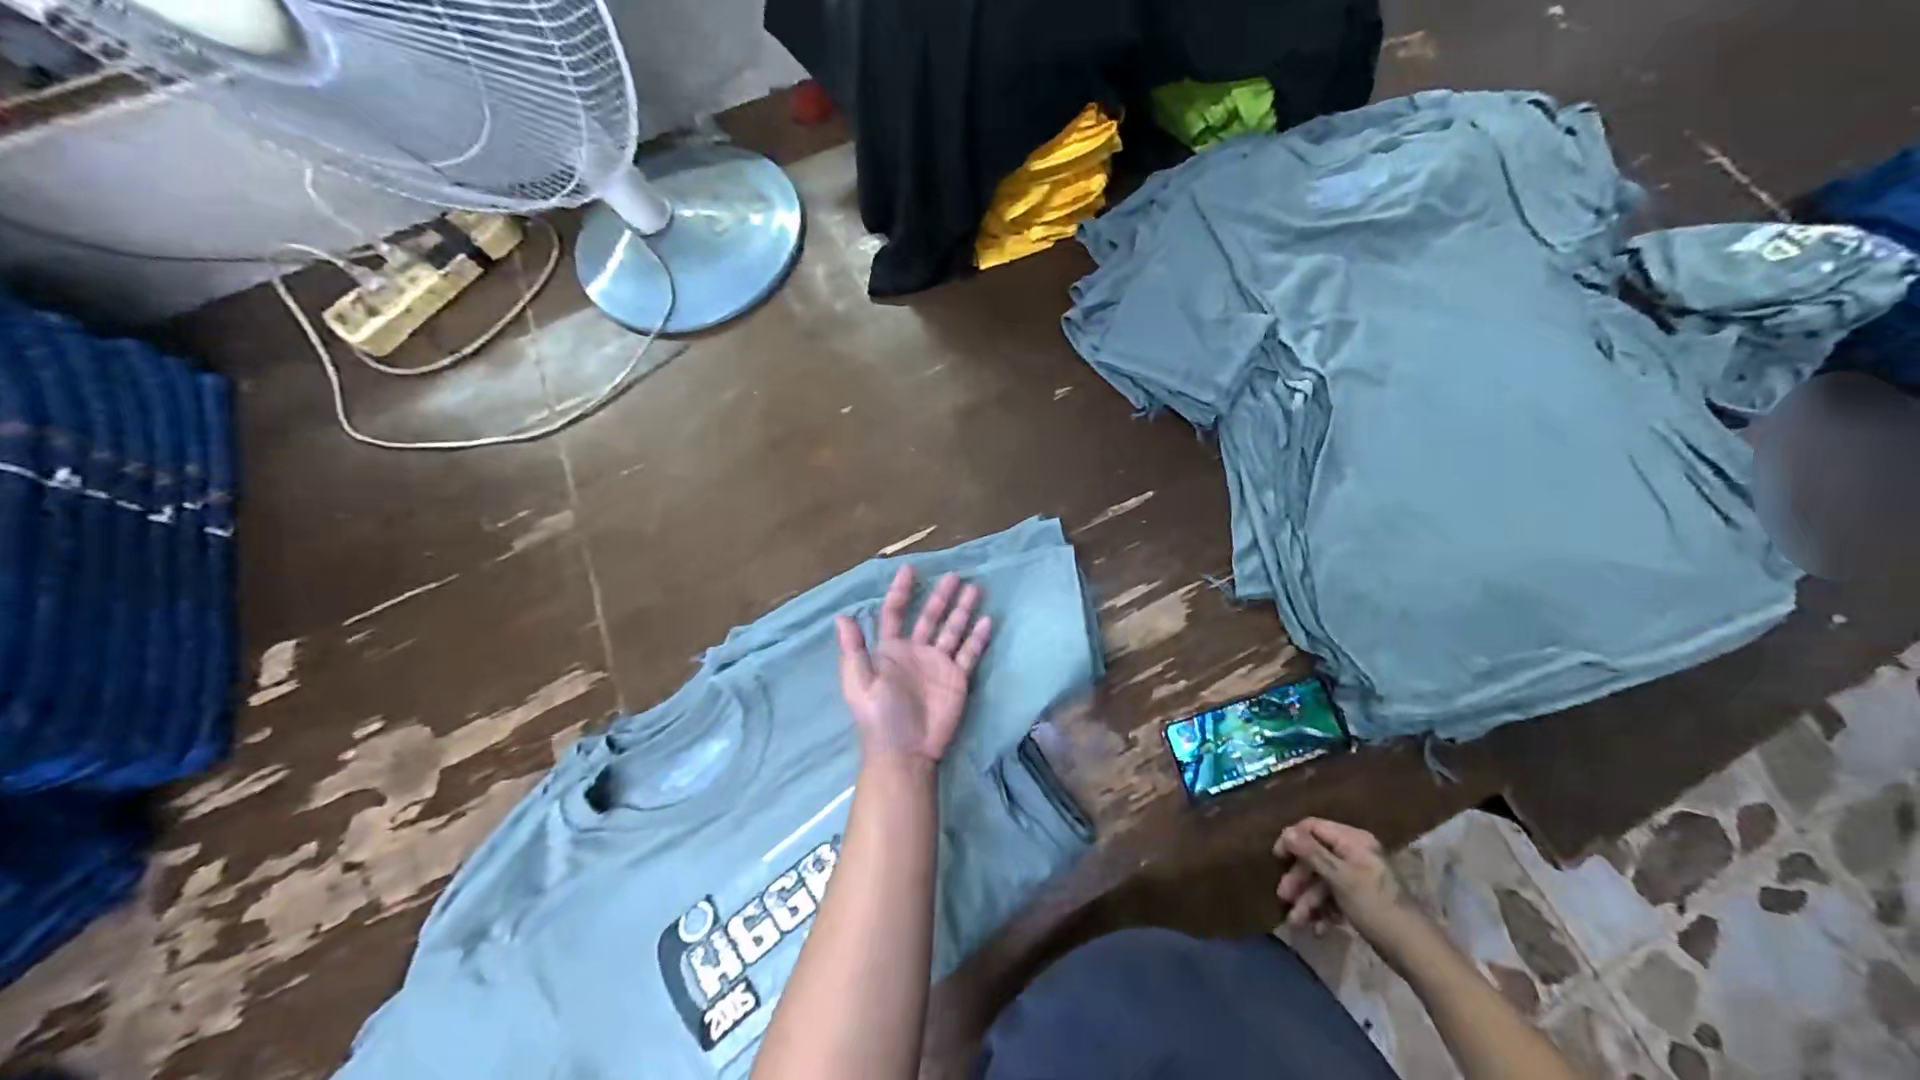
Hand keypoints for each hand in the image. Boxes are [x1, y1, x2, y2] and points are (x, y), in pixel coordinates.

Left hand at [835, 566, 992, 766]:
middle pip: (930, 616)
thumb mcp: (859, 683)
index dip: (901, 591)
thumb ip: (853, 650)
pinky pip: (969, 653)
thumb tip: (842, 616)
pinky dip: (978, 637)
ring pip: (953, 630)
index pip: (895, 613)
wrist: (905, 752)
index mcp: (890, 650)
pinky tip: (987, 620)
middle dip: (941, 596)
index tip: (909, 569)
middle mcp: (916, 652)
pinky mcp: (958, 678)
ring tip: (976, 589)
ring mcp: (939, 664)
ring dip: (963, 610)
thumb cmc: (879, 716)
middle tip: (955, 575)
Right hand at [1273, 818, 1422, 950]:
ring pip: (1322, 880)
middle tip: (1283, 896)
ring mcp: (1357, 877)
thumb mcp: (1340, 878)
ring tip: (1296, 921)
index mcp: (1353, 841)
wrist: (1415, 951)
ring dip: (1307, 899)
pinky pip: (1333, 897)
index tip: (1277, 857)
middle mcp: (1354, 853)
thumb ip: (1312, 852)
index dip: (1292, 839)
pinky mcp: (1360, 899)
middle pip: (1315, 856)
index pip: (1313, 827)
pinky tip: (1317, 928)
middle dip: (1299, 878)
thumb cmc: (1376, 907)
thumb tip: (1287, 831)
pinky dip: (1323, 910)